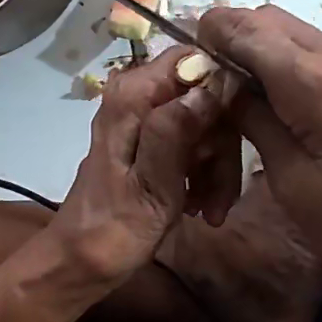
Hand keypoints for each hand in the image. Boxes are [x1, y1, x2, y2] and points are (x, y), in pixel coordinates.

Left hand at [47, 48, 238, 282]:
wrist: (81, 263)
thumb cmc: (115, 229)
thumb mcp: (153, 184)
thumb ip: (177, 131)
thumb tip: (213, 83)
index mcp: (133, 97)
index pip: (192, 59)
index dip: (224, 88)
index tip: (241, 130)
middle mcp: (136, 98)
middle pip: (203, 97)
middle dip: (221, 145)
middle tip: (220, 195)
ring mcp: (142, 120)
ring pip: (203, 124)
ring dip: (215, 168)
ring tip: (211, 211)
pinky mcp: (149, 143)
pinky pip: (190, 144)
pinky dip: (202, 174)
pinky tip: (202, 207)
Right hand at [196, 6, 321, 278]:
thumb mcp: (291, 180)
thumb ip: (252, 117)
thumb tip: (218, 81)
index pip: (247, 29)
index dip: (208, 35)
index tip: (183, 59)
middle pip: (267, 21)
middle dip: (230, 45)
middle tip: (207, 88)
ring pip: (289, 32)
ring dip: (257, 57)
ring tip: (238, 102)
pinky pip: (314, 50)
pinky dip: (284, 66)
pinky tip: (276, 104)